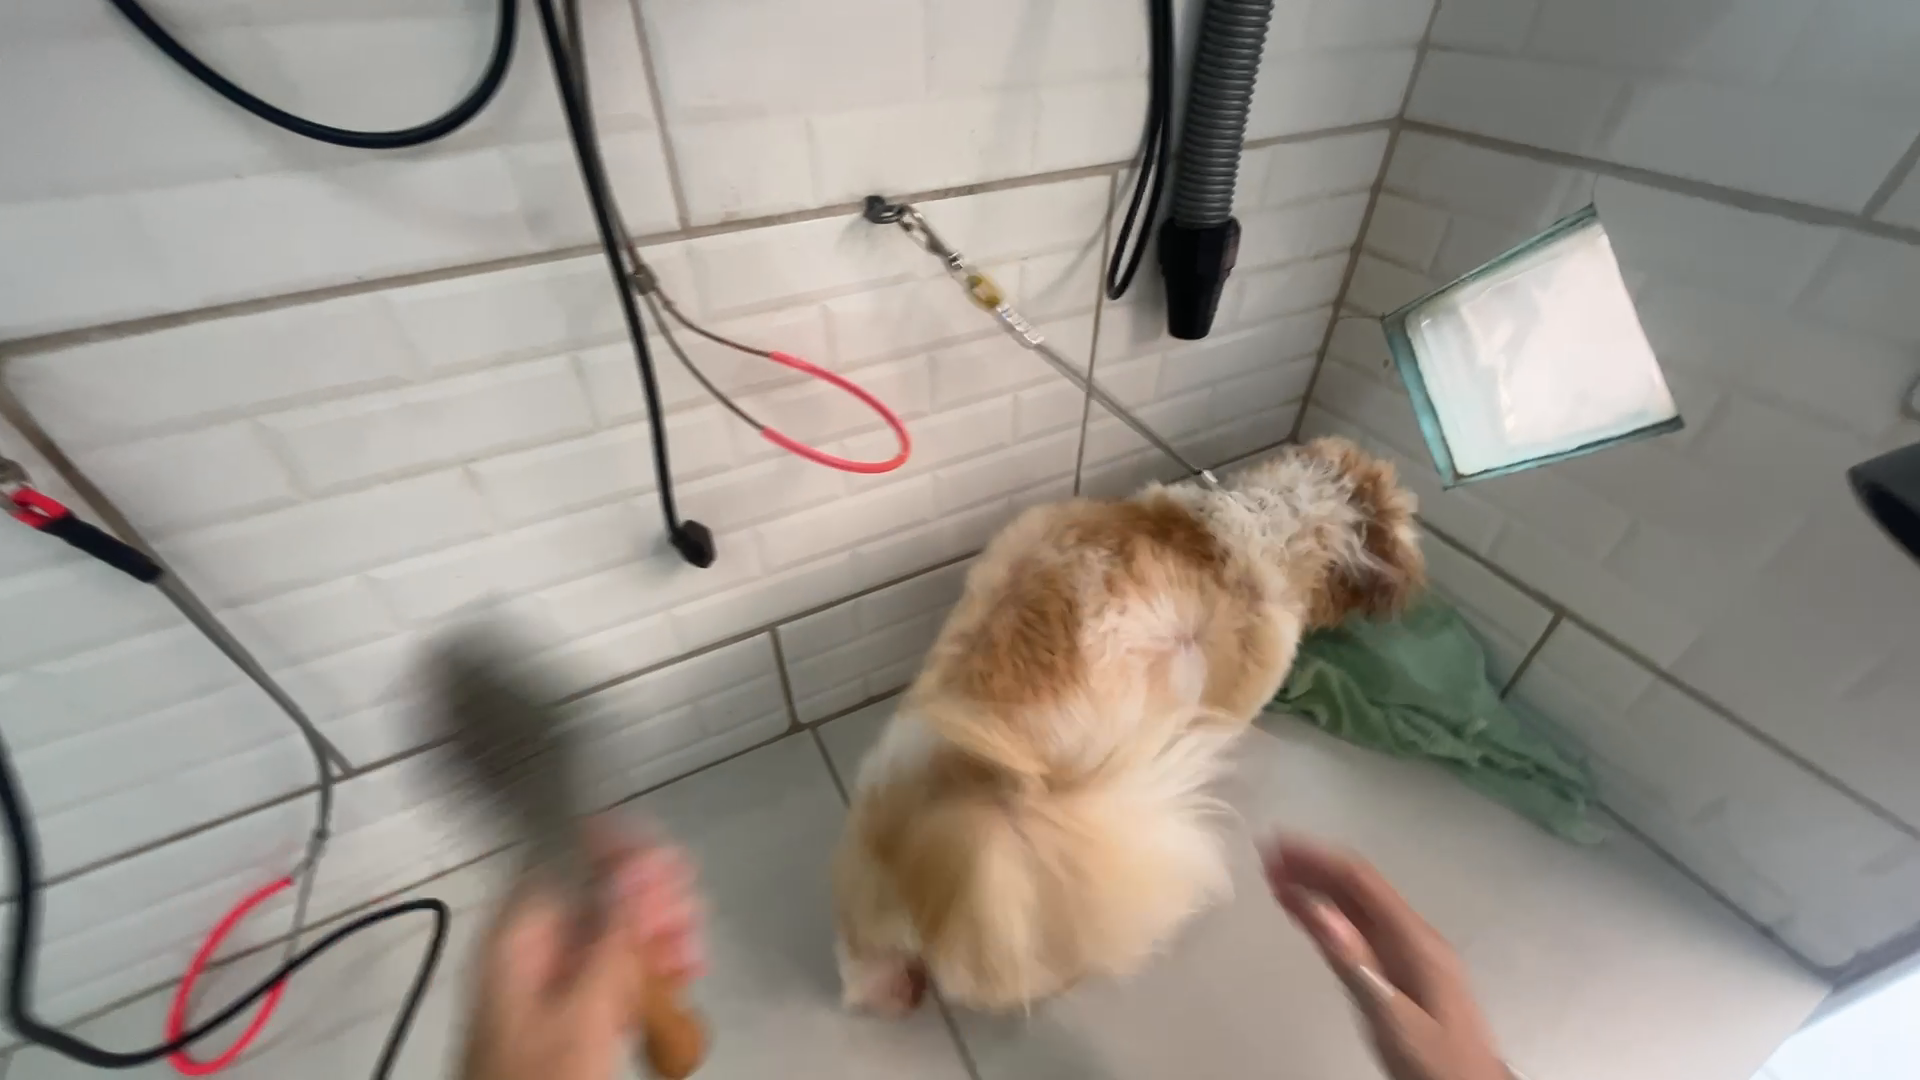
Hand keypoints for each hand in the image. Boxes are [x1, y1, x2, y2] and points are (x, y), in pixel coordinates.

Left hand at [461, 828, 703, 1079]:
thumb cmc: (540, 1078)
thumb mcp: (583, 1005)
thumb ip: (613, 931)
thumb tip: (638, 864)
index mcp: (517, 937)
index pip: (562, 858)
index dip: (612, 844)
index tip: (658, 846)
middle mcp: (533, 949)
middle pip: (599, 892)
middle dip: (650, 894)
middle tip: (685, 905)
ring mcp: (554, 980)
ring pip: (617, 928)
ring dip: (663, 929)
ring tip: (694, 948)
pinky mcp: (575, 1007)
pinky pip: (620, 965)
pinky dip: (655, 963)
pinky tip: (688, 968)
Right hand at [1263, 836, 1506, 1079]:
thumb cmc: (1436, 1062)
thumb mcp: (1392, 1016)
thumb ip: (1355, 962)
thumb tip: (1317, 909)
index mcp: (1414, 938)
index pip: (1358, 879)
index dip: (1316, 856)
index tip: (1276, 846)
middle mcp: (1410, 933)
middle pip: (1354, 884)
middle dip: (1309, 865)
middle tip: (1265, 859)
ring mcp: (1403, 948)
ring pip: (1351, 901)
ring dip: (1312, 884)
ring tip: (1272, 876)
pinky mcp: (1395, 965)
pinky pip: (1354, 924)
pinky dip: (1323, 910)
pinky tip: (1298, 907)